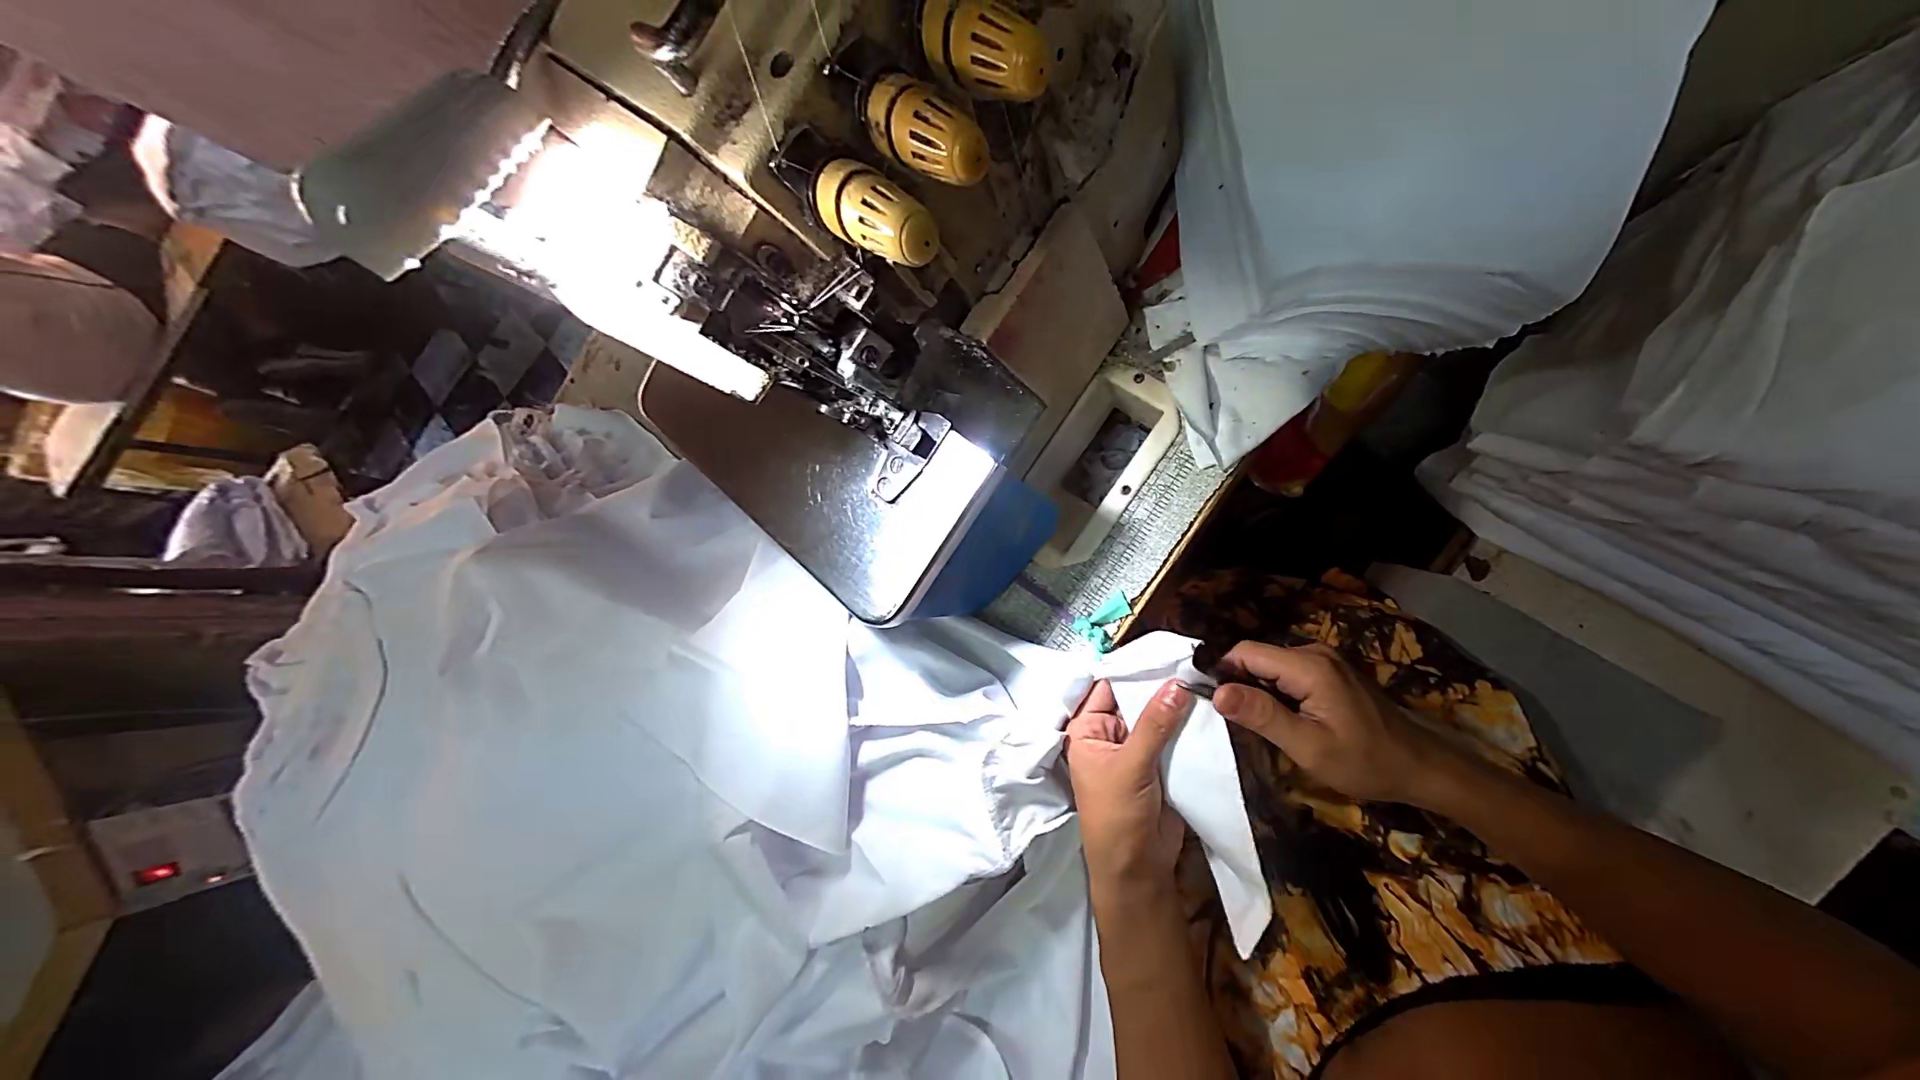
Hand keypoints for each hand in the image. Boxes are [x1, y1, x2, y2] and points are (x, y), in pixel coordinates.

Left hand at [1065, 679, 1192, 888]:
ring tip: (1206, 677)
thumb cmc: (1117, 815)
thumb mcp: (1132, 765)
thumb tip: (1177, 685)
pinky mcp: (1158, 764)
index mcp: (1087, 730)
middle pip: (1135, 699)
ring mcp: (1135, 749)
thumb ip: (1154, 725)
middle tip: (1193, 660)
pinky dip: (1186, 725)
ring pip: (1156, 716)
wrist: (1137, 869)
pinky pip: (1172, 736)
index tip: (1165, 650)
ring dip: (1176, 704)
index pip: (1108, 687)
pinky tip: (1208, 706)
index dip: (1134, 670)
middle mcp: (1108, 734)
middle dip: (1159, 685)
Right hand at [1210, 642, 1466, 807]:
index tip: (1212, 704)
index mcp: (1308, 665)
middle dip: (1240, 683)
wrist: (1424, 769)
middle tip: (1239, 722)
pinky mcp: (1331, 673)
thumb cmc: (1365, 761)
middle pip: (1257, 657)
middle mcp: (1315, 653)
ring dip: (1258, 690)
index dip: (1222, 673)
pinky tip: (1285, 719)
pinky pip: (1288, 673)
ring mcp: (1325, 661)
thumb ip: (1262, 715)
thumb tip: (1216, 692)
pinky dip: (1277, 692)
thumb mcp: (1308, 746)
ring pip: (1271, 665)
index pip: (1244, 652)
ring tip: (1261, 724)